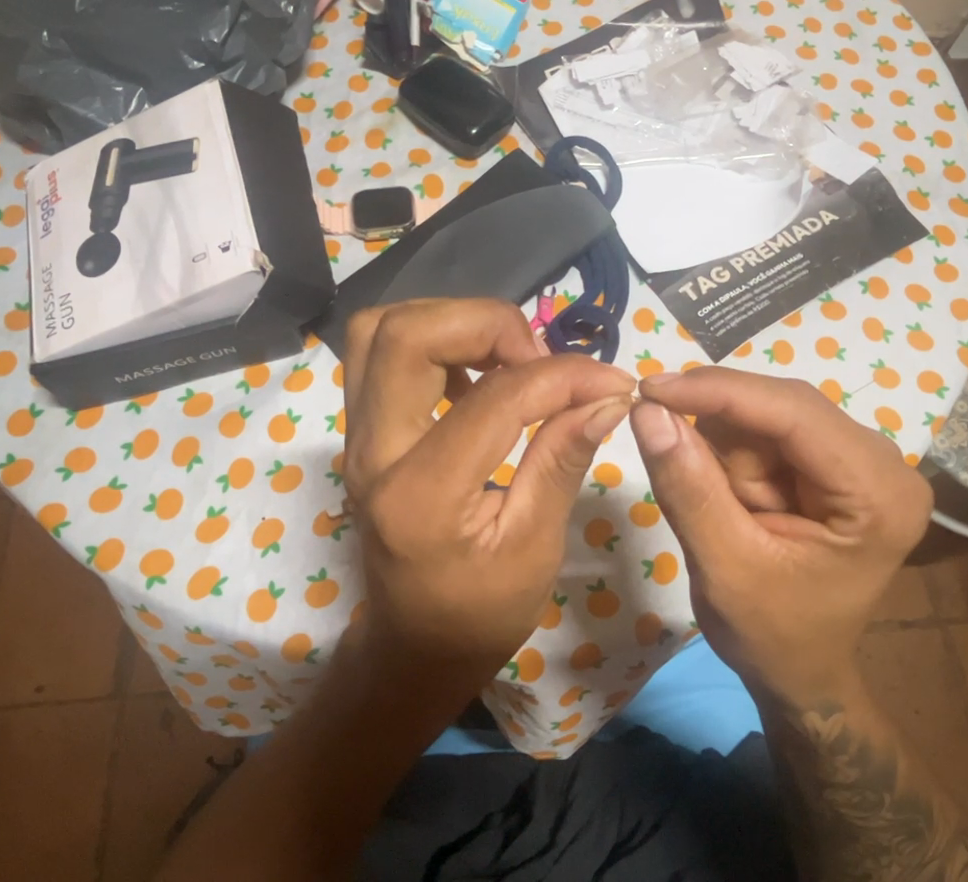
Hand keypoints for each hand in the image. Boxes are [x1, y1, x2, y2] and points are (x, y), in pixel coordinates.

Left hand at [342, 299, 634, 685]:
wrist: (414, 644)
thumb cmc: (480, 612)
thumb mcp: (535, 545)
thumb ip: (562, 458)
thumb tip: (608, 394)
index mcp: (422, 494)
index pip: (494, 397)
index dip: (563, 375)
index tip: (611, 380)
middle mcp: (373, 453)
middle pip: (407, 334)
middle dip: (487, 324)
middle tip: (539, 360)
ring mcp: (357, 437)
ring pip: (380, 330)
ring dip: (451, 323)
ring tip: (506, 358)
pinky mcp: (361, 430)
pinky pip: (380, 353)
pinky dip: (434, 341)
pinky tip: (477, 372)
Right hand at [628, 368, 932, 706]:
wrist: (799, 673)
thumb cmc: (771, 635)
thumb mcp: (723, 567)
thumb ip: (688, 488)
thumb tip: (648, 412)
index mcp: (878, 494)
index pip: (795, 414)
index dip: (719, 392)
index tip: (648, 388)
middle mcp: (882, 463)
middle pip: (783, 407)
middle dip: (719, 428)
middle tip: (661, 440)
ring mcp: (860, 460)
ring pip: (768, 415)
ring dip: (724, 450)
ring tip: (724, 511)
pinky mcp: (834, 463)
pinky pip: (768, 432)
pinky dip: (732, 457)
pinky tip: (733, 500)